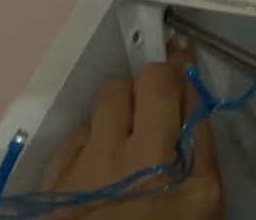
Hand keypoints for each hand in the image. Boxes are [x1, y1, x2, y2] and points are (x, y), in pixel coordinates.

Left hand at [41, 40, 221, 218]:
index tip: (182, 52)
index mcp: (158, 158)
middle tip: (159, 111)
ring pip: (100, 104)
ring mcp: (79, 166)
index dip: (176, 65)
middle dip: (147, 89)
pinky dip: (90, 142)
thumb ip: (201, 149)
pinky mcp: (51, 185)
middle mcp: (115, 152)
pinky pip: (74, 138)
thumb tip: (193, 102)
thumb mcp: (204, 205)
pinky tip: (101, 166)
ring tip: (128, 138)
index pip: (162, 83)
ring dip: (118, 110)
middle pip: (129, 85)